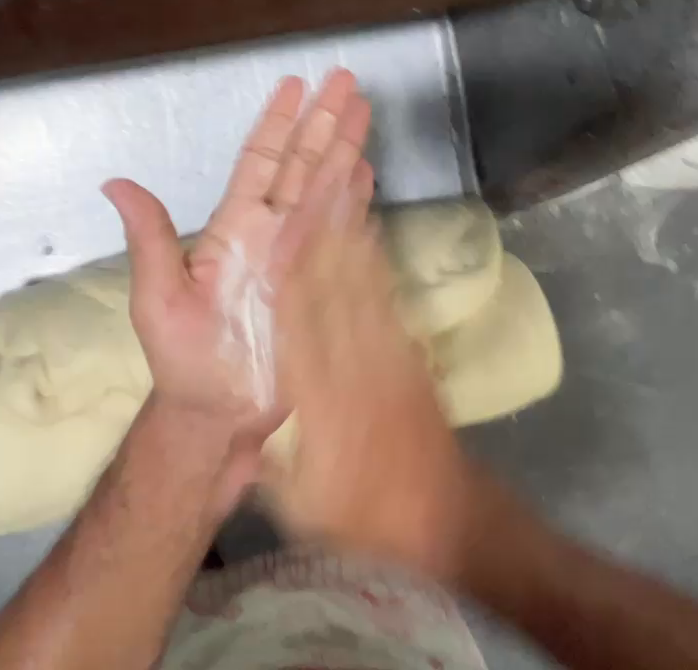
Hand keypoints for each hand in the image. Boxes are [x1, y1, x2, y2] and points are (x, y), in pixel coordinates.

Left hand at [102, 71, 371, 503]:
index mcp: (234, 228)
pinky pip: (344, 236)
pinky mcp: (324, 287)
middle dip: (324, 121)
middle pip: (302, 165)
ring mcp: (301, 258)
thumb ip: (149, 237)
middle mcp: (271, 233)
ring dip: (346, 150)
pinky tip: (367, 174)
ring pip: (328, 191)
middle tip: (347, 80)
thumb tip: (113, 183)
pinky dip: (358, 204)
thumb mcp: (158, 295)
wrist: (218, 415)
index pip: (260, 162)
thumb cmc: (184, 357)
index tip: (293, 85)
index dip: (277, 123)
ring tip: (364, 112)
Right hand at [263, 160, 475, 579]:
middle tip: (317, 173)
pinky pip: (389, 297)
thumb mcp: (306, 507)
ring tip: (343, 179)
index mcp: (324, 400)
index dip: (289, 273)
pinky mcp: (412, 356)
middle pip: (335, 287)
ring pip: (363, 281)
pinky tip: (371, 229)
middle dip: (324, 228)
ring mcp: (390, 357)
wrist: (451, 523)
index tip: (280, 227)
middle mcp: (358, 367)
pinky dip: (377, 258)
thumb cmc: (369, 518)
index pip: (299, 327)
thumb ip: (275, 460)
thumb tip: (245, 422)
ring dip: (351, 228)